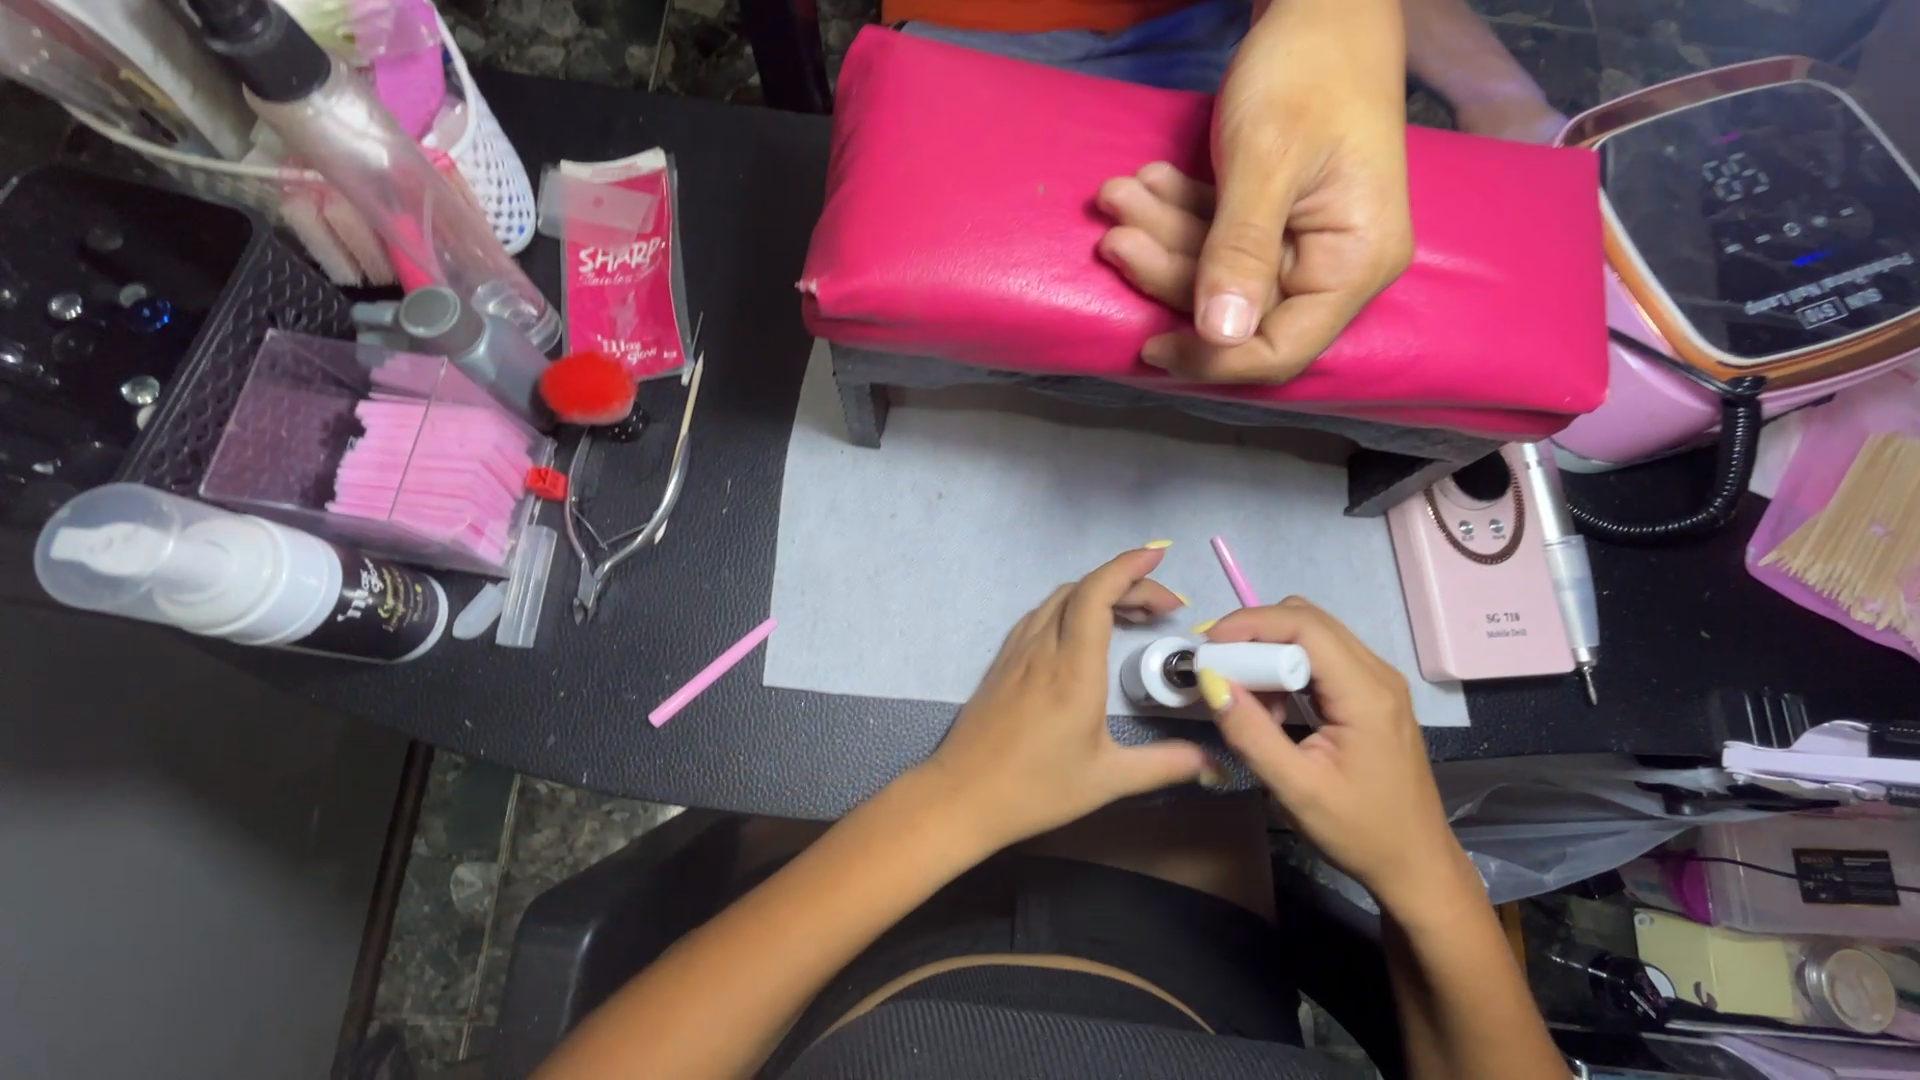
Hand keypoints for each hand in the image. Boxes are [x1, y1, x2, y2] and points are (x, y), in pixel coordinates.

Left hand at [918, 547, 1216, 850]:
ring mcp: (1016, 652)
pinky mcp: (1002, 663)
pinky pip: (1039, 617)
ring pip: (1058, 600)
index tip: (1158, 556)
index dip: (1127, 567)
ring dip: (1097, 594)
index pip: (1096, 595)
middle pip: (1082, 590)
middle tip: (1164, 606)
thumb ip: (1165, 764)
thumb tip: (1215, 763)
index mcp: (1072, 669)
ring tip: (1132, 615)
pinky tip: (1085, 634)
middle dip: (1126, 583)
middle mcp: (1042, 649)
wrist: (961, 796)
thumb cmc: (1035, 789)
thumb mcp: (1107, 780)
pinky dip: (1071, 608)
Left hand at [1097, 0, 1412, 381]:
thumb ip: (1241, 250)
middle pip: (1237, 315)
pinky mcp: (1275, 227)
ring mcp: (1303, 248)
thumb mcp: (1267, 157)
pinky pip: (1218, 244)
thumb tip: (1221, 336)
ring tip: (1116, 196)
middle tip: (1114, 230)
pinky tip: (1147, 185)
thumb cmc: (1307, 67)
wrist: (1323, 2)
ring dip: (1162, 237)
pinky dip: (1180, 217)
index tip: (1151, 345)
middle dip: (1169, 273)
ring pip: (1217, 278)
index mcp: (1354, 264)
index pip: (1280, 351)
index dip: (1212, 360)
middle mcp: (1334, 269)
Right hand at [1199, 598, 1464, 905]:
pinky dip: (1285, 667)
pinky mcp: (1370, 694)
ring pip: (1313, 634)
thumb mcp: (1297, 789)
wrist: (1416, 865)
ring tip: (1241, 691)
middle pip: (1308, 620)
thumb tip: (1211, 683)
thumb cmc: (1361, 832)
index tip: (1208, 645)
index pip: (1304, 626)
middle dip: (1255, 632)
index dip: (1251, 624)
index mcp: (1366, 693)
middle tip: (1216, 664)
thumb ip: (1251, 734)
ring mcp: (1377, 682)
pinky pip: (1320, 658)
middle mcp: (1377, 674)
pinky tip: (1271, 706)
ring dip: (1269, 650)